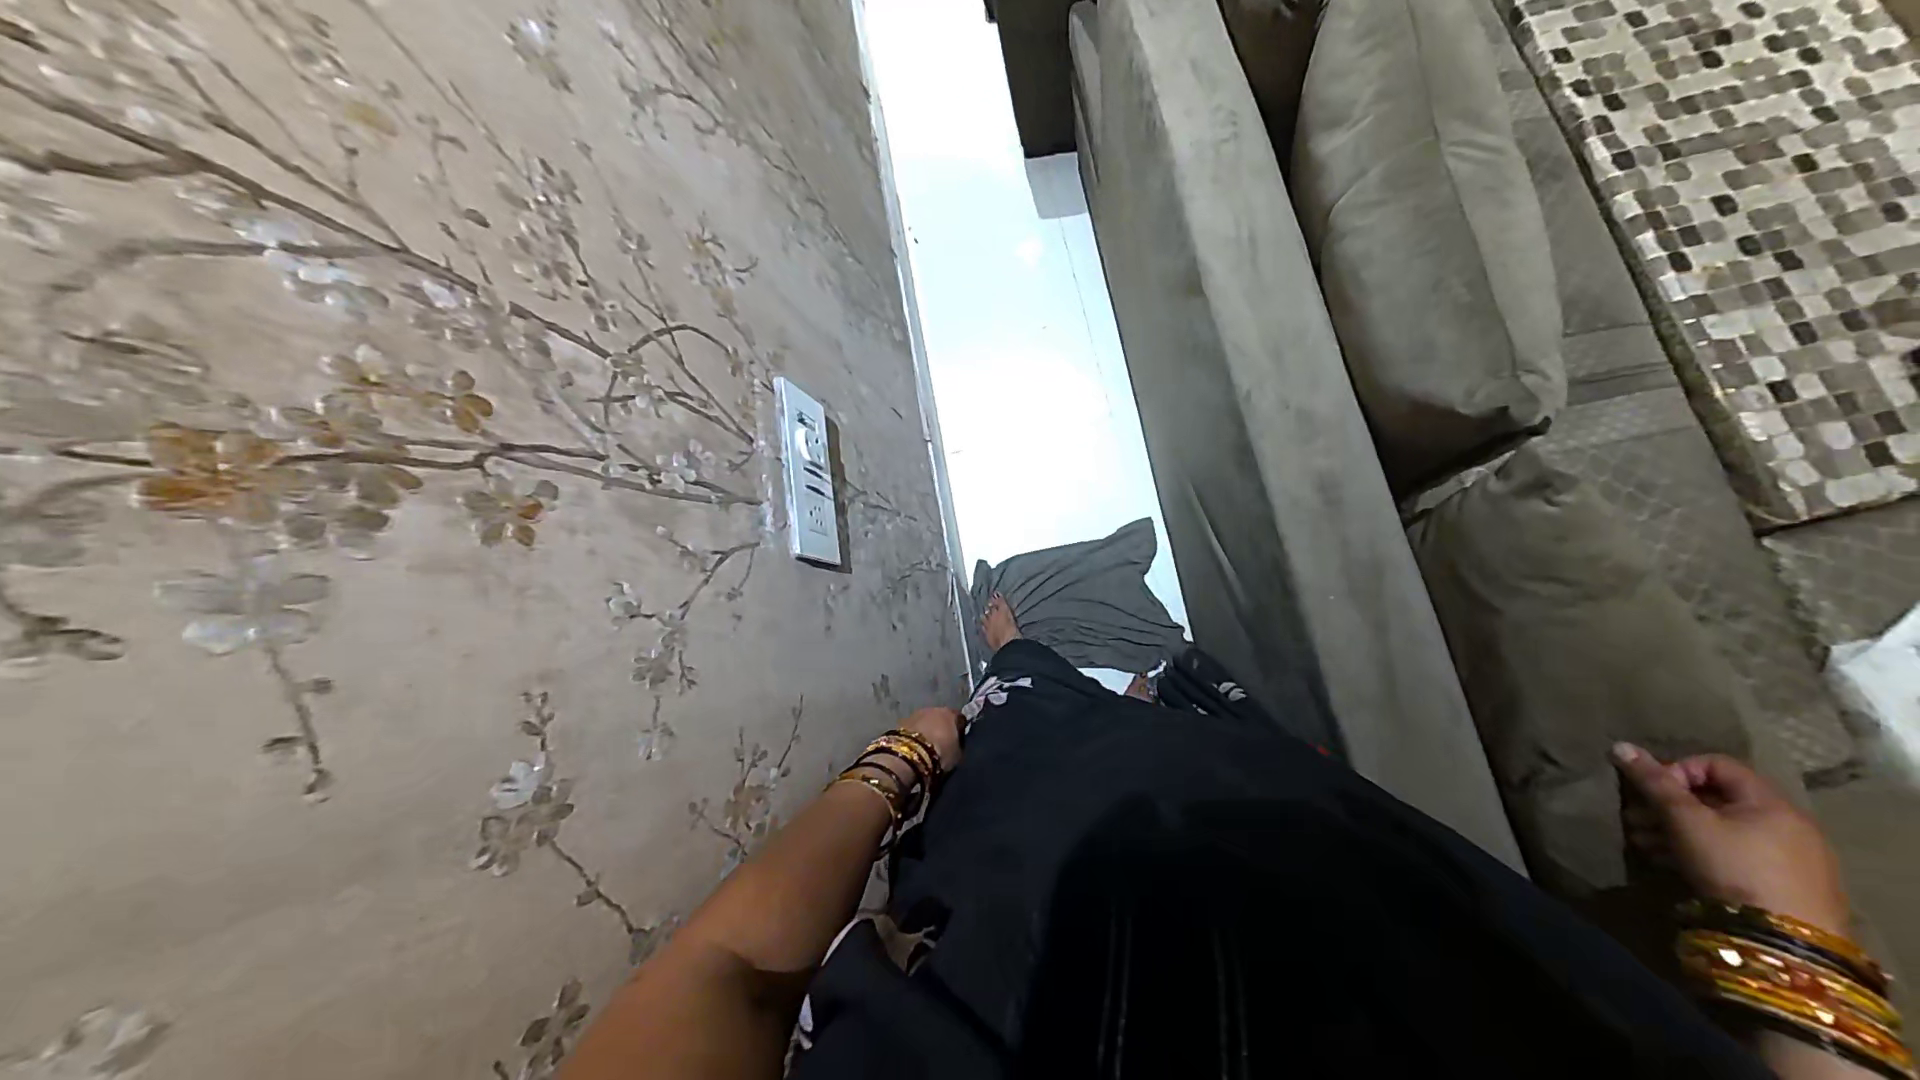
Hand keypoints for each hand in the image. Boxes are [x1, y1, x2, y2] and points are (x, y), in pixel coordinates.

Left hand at [900, 707, 962, 772]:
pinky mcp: (902, 720)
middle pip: (941, 716)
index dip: (959, 728)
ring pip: (925, 720)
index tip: (958, 738)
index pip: (960, 718)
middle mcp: (934, 708)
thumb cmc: (940, 754)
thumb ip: (959, 744)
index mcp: (951, 714)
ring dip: (927, 728)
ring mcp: (917, 713)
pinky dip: (915, 732)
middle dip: (941, 726)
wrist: (911, 754)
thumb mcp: (958, 754)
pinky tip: (915, 743)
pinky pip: (913, 726)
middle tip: (941, 741)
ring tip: (926, 743)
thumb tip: (957, 742)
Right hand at [1612, 743, 1849, 934]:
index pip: (1715, 764)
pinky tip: (1667, 861)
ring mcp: (1788, 855)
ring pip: (1718, 827)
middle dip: (1666, 805)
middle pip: (1714, 797)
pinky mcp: (1782, 881)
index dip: (1677, 769)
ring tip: (1643, 842)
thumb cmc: (1732, 865)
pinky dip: (1697, 849)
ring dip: (1674, 828)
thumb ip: (1653, 782)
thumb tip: (1619, 745)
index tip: (1654, 791)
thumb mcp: (1684, 820)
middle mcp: (1785, 823)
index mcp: (1770, 802)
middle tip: (1635, 818)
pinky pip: (1732, 851)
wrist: (1784, 940)